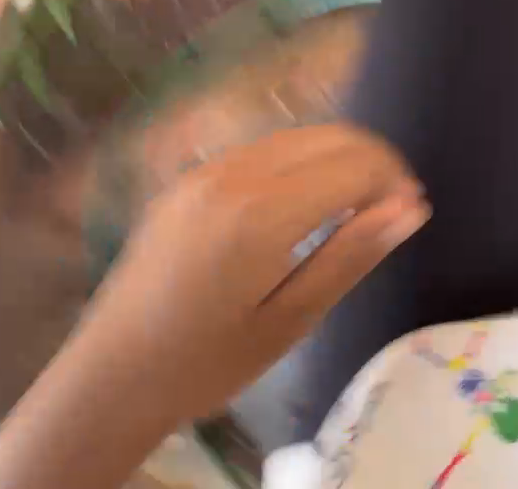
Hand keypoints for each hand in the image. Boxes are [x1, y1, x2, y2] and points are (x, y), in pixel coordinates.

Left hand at [81, 122, 427, 420]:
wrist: (106, 381)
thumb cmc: (207, 363)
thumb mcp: (291, 320)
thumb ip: (352, 254)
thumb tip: (411, 207)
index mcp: (261, 212)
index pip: (355, 164)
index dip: (393, 180)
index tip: (411, 211)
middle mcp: (235, 173)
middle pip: (331, 137)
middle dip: (373, 161)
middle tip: (392, 206)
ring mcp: (207, 170)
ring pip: (299, 136)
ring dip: (339, 157)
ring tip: (356, 203)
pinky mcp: (190, 177)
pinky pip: (265, 149)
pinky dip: (303, 160)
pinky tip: (306, 201)